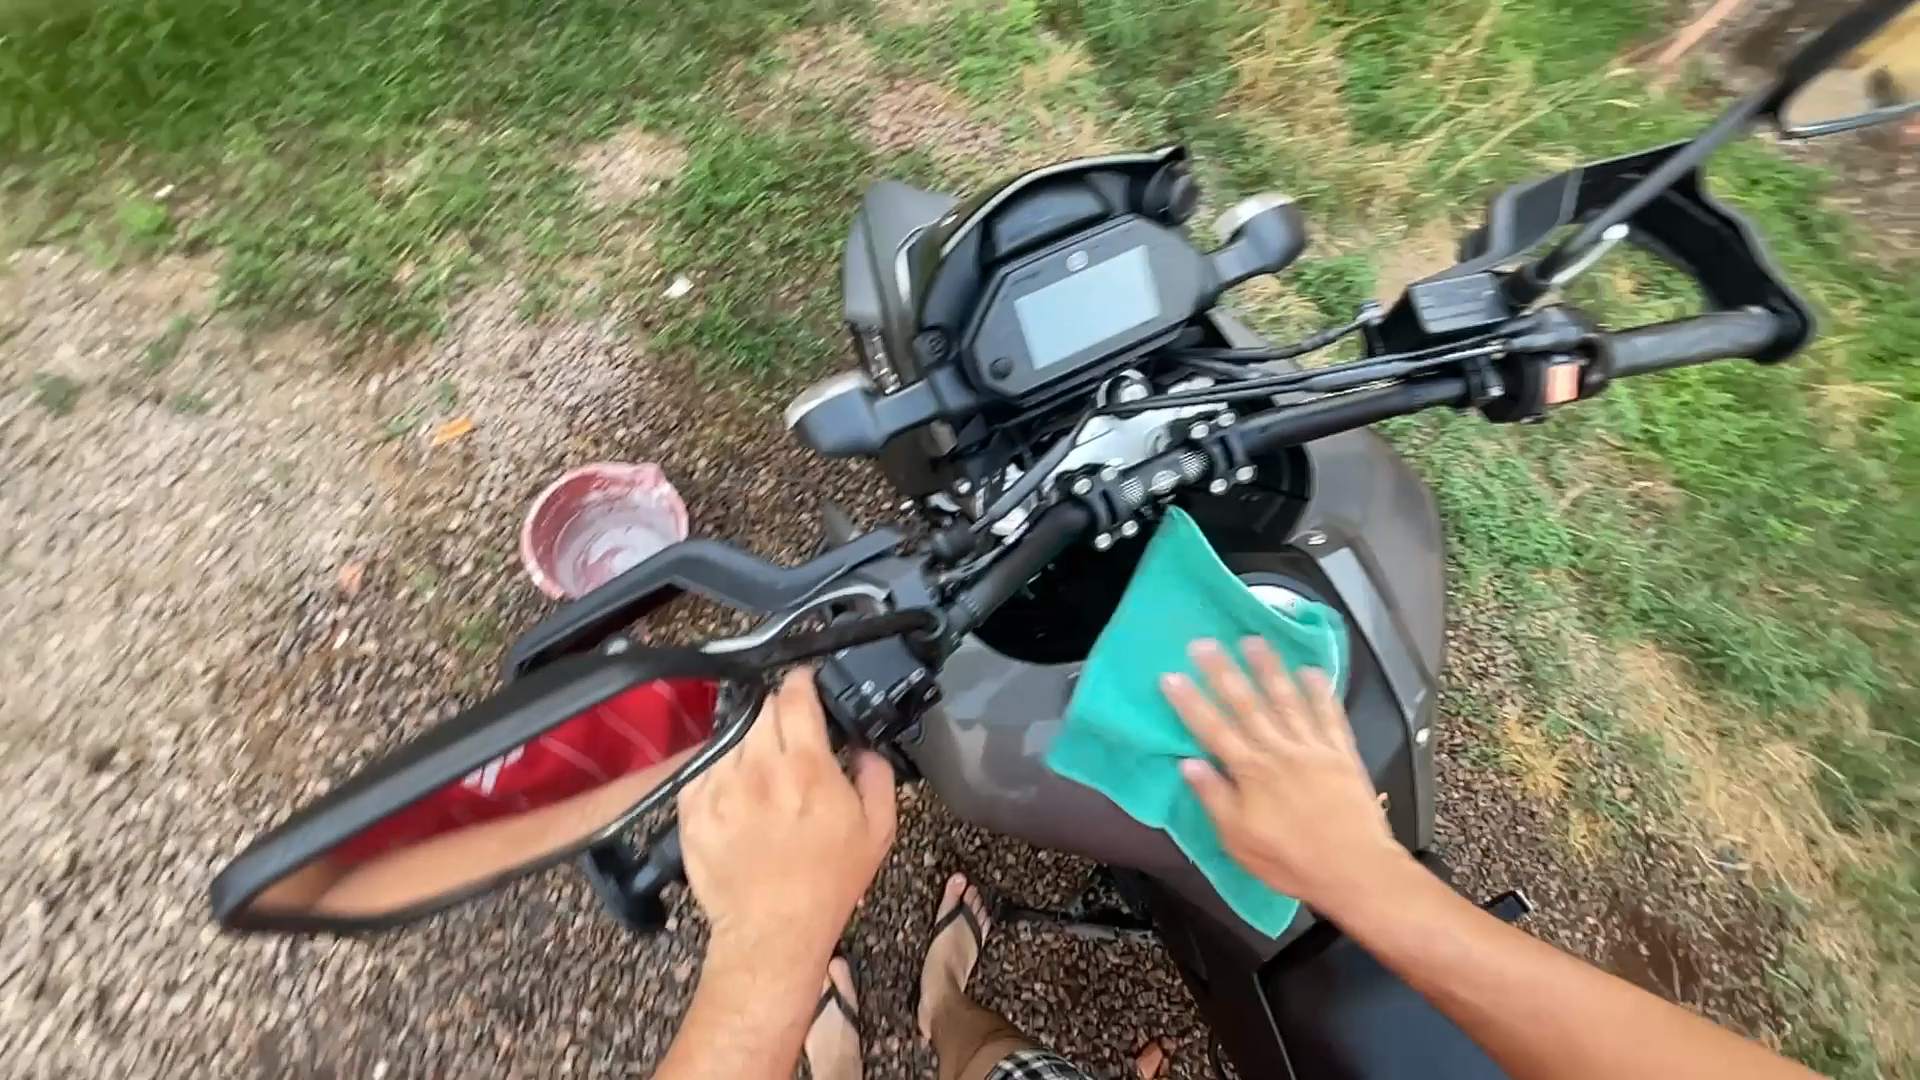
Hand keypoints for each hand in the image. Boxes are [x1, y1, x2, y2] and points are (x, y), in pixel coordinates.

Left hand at [678, 670, 897, 969]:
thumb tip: (866, 744)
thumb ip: (878, 774)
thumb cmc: (828, 881)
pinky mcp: (693, 809)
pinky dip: (722, 771)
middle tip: (792, 738)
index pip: (794, 696)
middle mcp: (758, 770)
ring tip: (764, 774)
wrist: (772, 932)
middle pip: (762, 710)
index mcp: (806, 768)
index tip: (806, 683)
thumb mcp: (878, 828)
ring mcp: (720, 788)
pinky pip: (705, 767)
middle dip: (779, 715)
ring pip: (734, 736)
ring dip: (751, 744)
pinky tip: (740, 795)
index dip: (801, 681)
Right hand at [1162, 638, 1411, 915]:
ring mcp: (1313, 749)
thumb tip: (1187, 763)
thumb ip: (1214, 798)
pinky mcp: (1342, 755)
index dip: (1190, 702)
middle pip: (1246, 704)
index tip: (1172, 675)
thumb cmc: (1291, 860)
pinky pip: (1330, 716)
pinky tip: (1311, 670)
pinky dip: (1320, 692)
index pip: (1212, 729)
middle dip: (1223, 672)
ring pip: (1286, 700)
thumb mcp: (1239, 839)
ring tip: (1253, 641)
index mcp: (1250, 772)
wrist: (1358, 873)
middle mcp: (1279, 751)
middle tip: (1205, 643)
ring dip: (1268, 669)